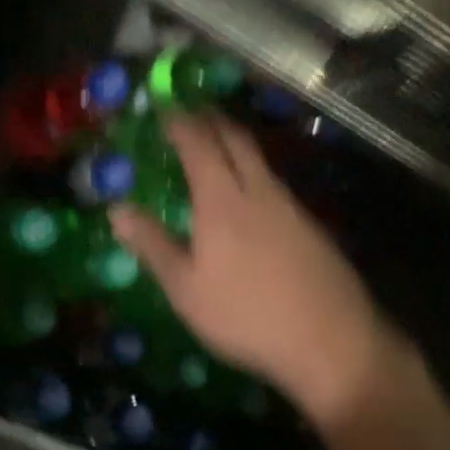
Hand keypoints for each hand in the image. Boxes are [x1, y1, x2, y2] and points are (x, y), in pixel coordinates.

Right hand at [109, 115, 410, 427]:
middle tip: (188, 112)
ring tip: (213, 146)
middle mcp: (259, 191)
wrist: (333, 343)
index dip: (179, 121)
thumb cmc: (246, 316)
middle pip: (235, 139)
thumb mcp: (185, 289)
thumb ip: (151, 244)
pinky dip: (252, 171)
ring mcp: (290, 207)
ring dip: (233, 143)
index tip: (162, 106)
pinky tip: (247, 193)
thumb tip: (116, 209)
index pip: (198, 144)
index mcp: (222, 200)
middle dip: (210, 119)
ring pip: (259, 159)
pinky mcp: (310, 227)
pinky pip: (273, 182)